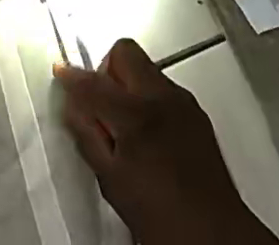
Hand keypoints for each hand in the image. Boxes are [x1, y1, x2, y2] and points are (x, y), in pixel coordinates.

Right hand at [56, 40, 278, 244]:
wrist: (216, 238)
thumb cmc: (164, 219)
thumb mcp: (111, 180)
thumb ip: (87, 135)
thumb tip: (72, 106)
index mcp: (136, 115)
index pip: (92, 81)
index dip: (71, 77)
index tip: (61, 74)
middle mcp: (162, 98)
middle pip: (124, 52)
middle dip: (106, 69)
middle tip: (99, 101)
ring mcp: (183, 103)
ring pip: (145, 67)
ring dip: (129, 83)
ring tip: (124, 124)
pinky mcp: (197, 113)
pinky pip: (164, 87)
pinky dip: (149, 97)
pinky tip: (147, 132)